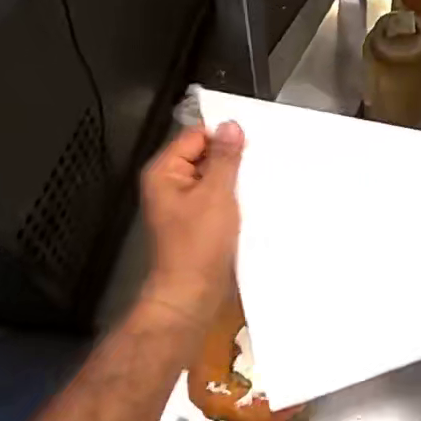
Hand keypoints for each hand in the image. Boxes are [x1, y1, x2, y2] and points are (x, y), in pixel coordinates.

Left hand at [138, 122, 243, 327]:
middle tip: (256, 161)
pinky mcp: (199, 221)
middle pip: (204, 155)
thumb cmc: (197, 246)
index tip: (248, 140)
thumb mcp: (216, 193)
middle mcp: (171, 185)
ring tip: (255, 182)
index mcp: (164, 172)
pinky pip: (218, 197)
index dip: (221, 135)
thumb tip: (230, 127)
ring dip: (234, 179)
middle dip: (230, 158)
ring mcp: (184, 204)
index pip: (195, 135)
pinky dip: (233, 197)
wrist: (193, 293)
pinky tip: (251, 201)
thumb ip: (224, 157)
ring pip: (214, 177)